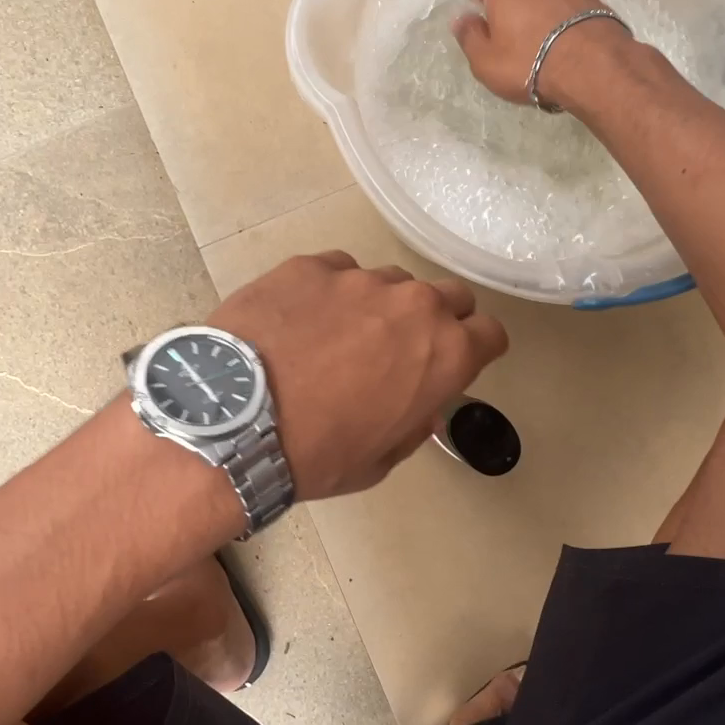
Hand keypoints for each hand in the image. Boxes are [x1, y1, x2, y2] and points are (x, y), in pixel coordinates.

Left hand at [206, 252, 508, 500]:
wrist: (233, 422)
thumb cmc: (315, 454)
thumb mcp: (381, 459)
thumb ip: (414, 423)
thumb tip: (422, 404)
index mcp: (445, 354)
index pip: (490, 333)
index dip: (476, 349)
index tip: (456, 361)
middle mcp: (413, 305)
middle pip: (450, 295)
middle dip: (437, 319)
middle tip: (402, 349)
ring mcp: (359, 278)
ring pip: (390, 281)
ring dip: (380, 305)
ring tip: (338, 337)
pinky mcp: (309, 265)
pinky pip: (336, 271)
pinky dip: (330, 292)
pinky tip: (300, 321)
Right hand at [450, 0, 644, 111]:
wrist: (591, 65)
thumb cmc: (528, 63)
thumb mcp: (485, 61)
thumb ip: (469, 37)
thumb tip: (461, 18)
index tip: (480, 19)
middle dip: (509, 2)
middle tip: (508, 32)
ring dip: (537, 8)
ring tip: (538, 38)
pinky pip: (565, 3)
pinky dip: (559, 16)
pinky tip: (561, 39)